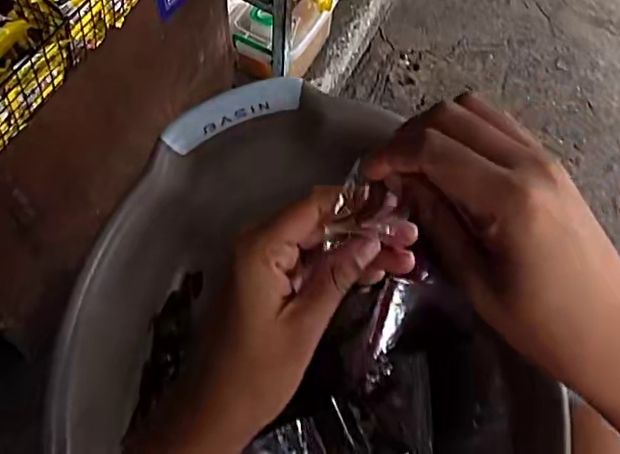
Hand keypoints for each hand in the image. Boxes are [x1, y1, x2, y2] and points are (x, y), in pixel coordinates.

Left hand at [132, 187, 417, 453]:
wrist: (212, 416)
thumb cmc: (254, 376)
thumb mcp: (304, 326)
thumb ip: (338, 276)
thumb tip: (372, 238)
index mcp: (260, 246)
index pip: (316, 206)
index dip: (358, 203)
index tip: (393, 206)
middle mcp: (260, 241)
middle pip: (323, 220)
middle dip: (367, 228)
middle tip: (407, 236)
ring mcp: (266, 258)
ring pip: (323, 239)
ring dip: (360, 247)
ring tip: (403, 255)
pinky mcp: (271, 275)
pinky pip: (312, 258)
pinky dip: (341, 264)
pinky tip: (376, 269)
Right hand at [361, 94, 619, 398]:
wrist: (615, 331)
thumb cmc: (546, 325)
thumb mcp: (478, 284)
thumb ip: (438, 222)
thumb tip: (403, 182)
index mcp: (510, 197)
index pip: (435, 148)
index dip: (393, 153)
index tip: (370, 173)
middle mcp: (528, 161)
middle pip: (453, 114)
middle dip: (410, 133)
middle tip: (389, 166)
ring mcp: (543, 155)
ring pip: (476, 108)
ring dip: (438, 124)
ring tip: (416, 160)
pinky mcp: (550, 160)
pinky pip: (499, 123)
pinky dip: (467, 128)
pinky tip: (453, 160)